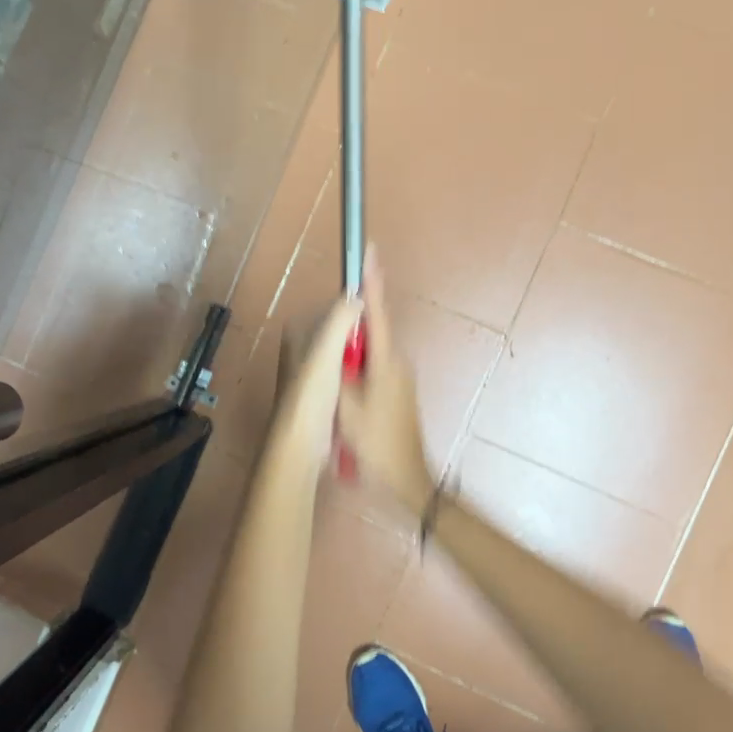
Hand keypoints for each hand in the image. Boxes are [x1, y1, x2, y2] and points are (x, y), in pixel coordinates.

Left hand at [265, 298, 363, 471]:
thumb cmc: (311, 393)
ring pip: (344, 359)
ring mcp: (309, 375)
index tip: (375, 330)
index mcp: (297, 333)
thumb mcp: (326, 348)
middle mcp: (300, 350)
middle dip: (359, 344)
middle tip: (377, 357)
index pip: (334, 312)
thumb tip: (358, 296)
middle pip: (341, 336)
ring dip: (359, 365)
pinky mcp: (318, 397)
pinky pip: (345, 380)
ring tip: (373, 375)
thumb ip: (340, 317)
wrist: (300, 443)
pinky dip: (355, 384)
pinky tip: (364, 394)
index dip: (355, 317)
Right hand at [335, 250, 435, 514]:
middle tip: (324, 345)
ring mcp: (400, 377)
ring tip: (331, 383)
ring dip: (347, 360)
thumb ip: (339, 371)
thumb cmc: (376, 444)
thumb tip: (334, 344)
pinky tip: (341, 398)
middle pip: (368, 333)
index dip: (371, 281)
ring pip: (367, 355)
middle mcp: (397, 362)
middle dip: (346, 334)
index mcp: (385, 360)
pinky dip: (354, 374)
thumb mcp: (346, 408)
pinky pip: (371, 370)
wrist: (408, 480)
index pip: (376, 312)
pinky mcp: (397, 391)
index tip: (368, 251)